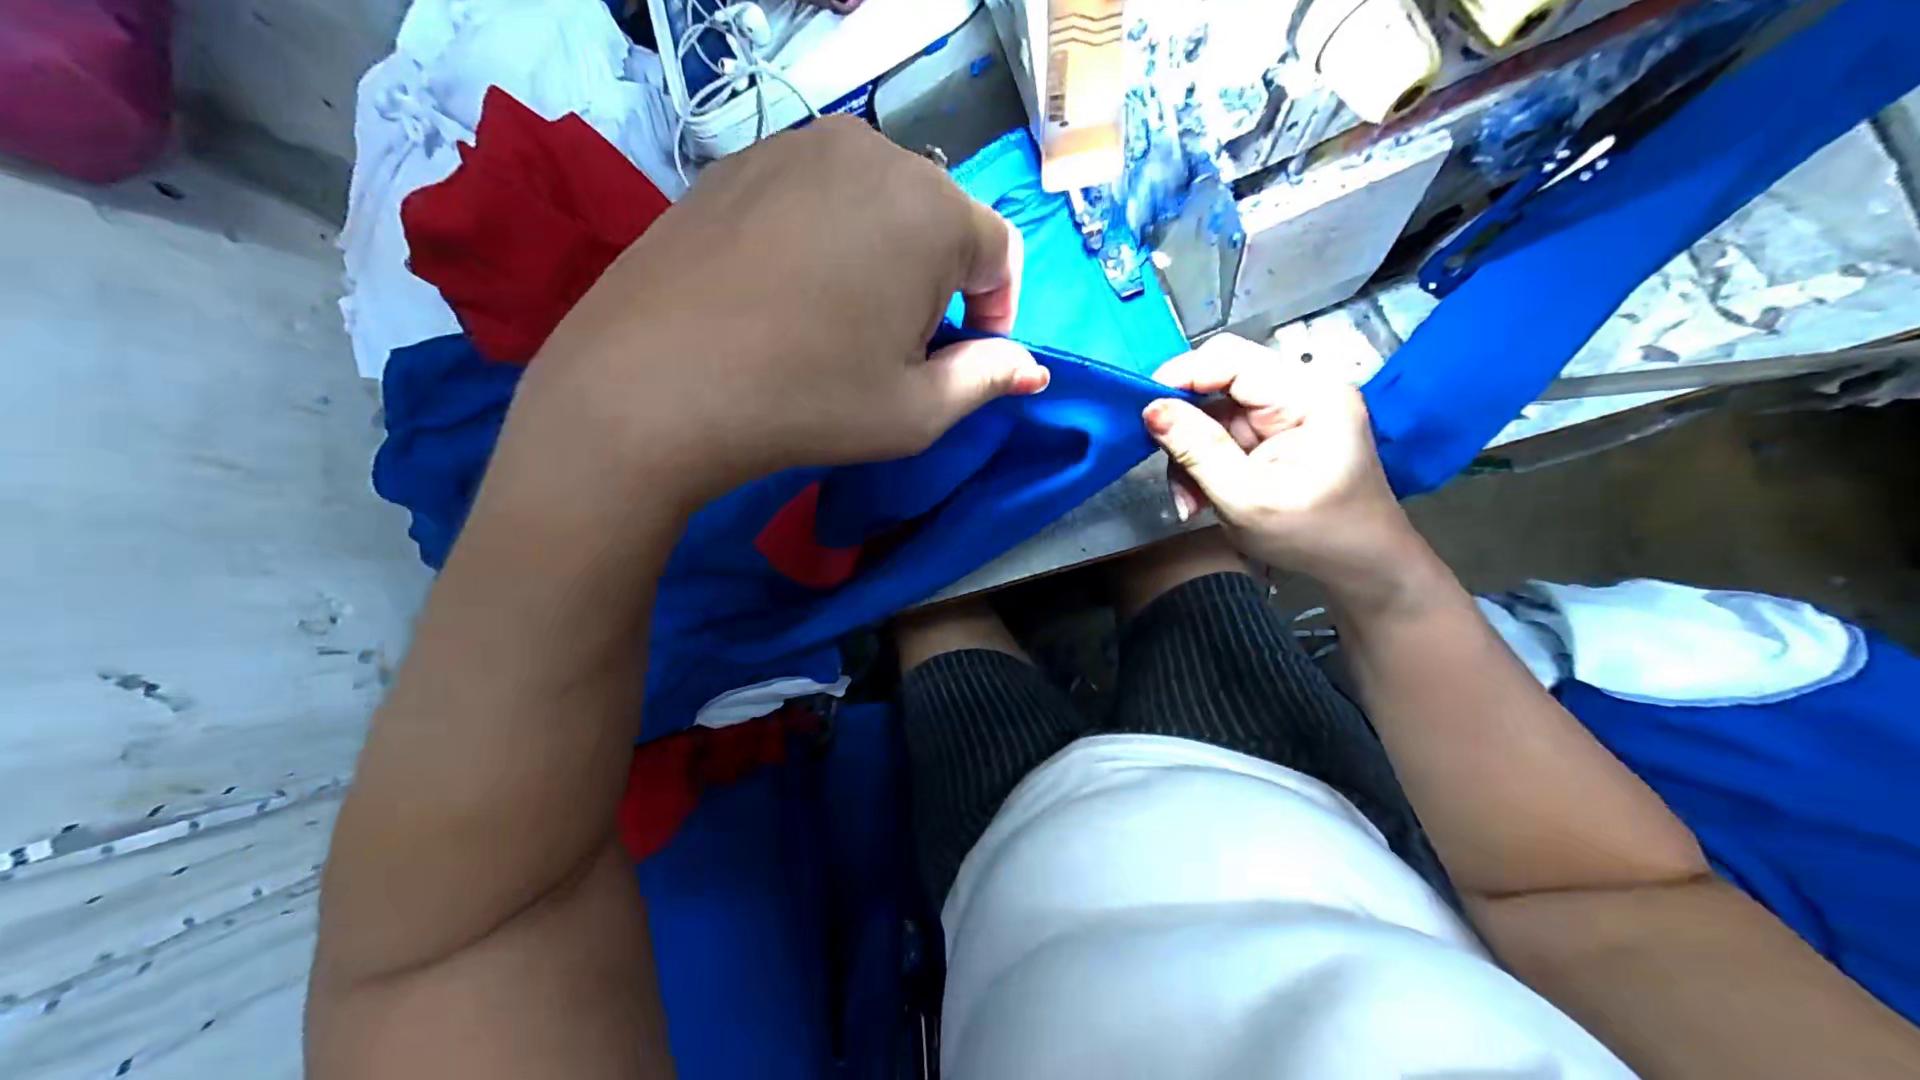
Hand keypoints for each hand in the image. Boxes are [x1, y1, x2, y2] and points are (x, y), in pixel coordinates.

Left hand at [506, 116, 1047, 506]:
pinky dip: (828, 240)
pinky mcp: (741, 161)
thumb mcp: (916, 411)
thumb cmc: (807, 402)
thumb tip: (1032, 369)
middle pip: (940, 220)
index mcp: (931, 210)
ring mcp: (797, 147)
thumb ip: (986, 379)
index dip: (996, 311)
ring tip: (842, 323)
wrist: (652, 384)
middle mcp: (873, 154)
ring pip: (879, 204)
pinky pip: (817, 196)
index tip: (965, 358)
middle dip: (938, 285)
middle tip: (898, 349)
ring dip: (885, 260)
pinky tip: (789, 295)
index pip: (1000, 251)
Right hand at [1142, 335, 1423, 597]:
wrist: (1360, 566)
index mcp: (1308, 395)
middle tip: (1168, 465)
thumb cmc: (1314, 536)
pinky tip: (1202, 498)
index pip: (1230, 359)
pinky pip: (1221, 435)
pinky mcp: (1273, 433)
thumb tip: (1150, 409)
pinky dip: (1203, 465)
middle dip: (1185, 427)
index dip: (1180, 376)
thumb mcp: (1246, 498)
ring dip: (1191, 456)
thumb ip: (1197, 449)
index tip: (1143, 411)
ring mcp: (1285, 413)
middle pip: (1217, 384)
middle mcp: (1299, 391)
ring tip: (1190, 501)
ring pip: (1211, 414)